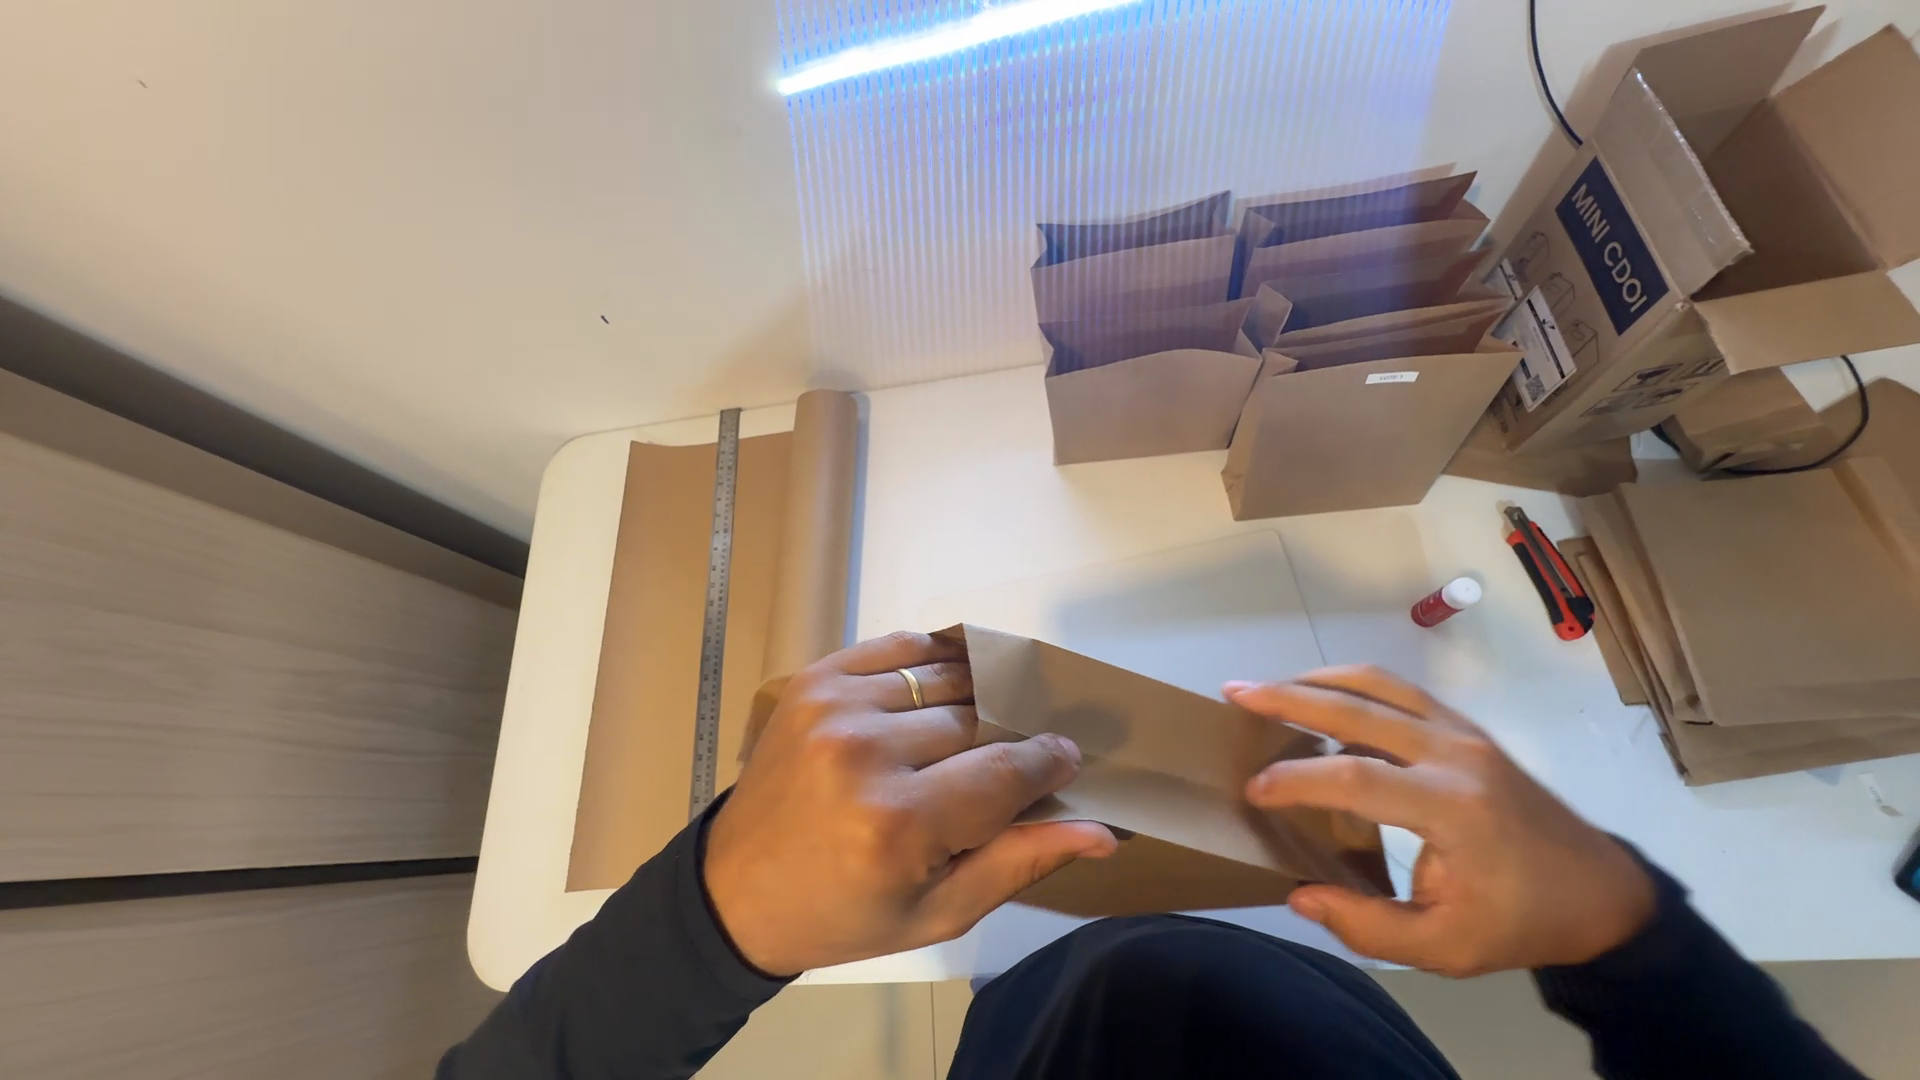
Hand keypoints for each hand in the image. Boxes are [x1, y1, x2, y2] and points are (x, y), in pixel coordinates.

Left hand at [704, 631, 1116, 975]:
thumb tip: (1103, 832)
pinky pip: (897, 647)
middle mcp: (866, 752)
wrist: (736, 890)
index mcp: (898, 822)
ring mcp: (835, 705)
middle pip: (977, 719)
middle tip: (1011, 753)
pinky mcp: (815, 679)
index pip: (1006, 771)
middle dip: (1007, 735)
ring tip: (970, 726)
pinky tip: (938, 684)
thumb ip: (1020, 861)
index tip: (1066, 757)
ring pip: (944, 679)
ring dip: (970, 698)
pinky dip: (930, 659)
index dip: (1048, 761)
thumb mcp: (937, 912)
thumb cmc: (844, 912)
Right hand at [1225, 668, 1654, 976]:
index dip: (1295, 780)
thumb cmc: (1523, 921)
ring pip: (1376, 683)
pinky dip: (1348, 686)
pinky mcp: (1464, 727)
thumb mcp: (1446, 948)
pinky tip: (1319, 698)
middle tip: (1235, 694)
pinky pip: (1396, 690)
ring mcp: (1462, 732)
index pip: (1354, 778)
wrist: (1605, 894)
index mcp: (1454, 809)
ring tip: (1268, 689)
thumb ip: (1367, 927)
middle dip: (1287, 698)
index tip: (1254, 791)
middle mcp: (1454, 755)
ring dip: (1315, 680)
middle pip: (1356, 707)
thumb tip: (1298, 893)